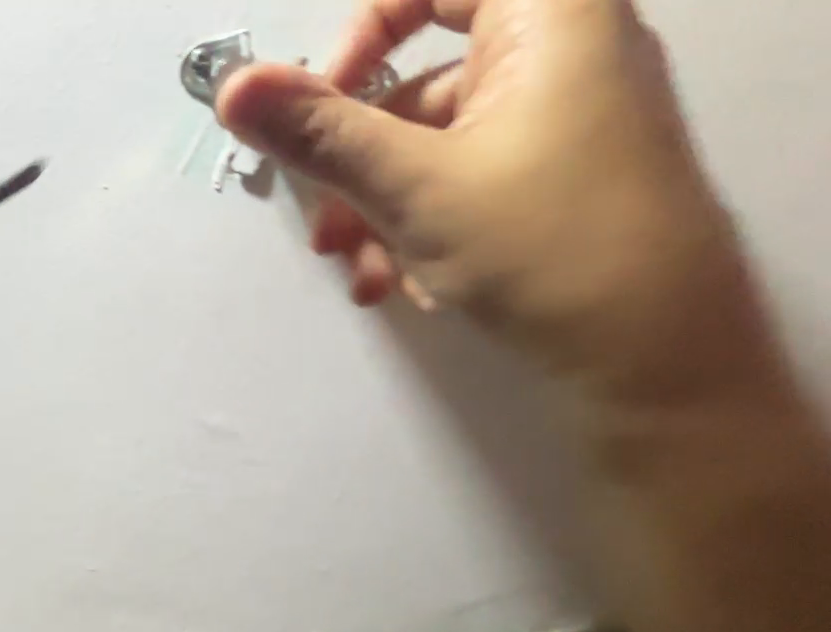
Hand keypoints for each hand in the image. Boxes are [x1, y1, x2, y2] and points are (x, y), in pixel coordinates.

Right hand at [217, 0, 755, 383]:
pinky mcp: (543, 180)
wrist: (649, 348)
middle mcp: (554, 57)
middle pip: (414, 80)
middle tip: (326, 222)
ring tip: (365, 274)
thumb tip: (233, 87)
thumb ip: (318, 134)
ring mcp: (550, 124)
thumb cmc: (542, 242)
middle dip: (354, 162)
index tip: (320, 109)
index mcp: (547, 19)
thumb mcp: (412, 186)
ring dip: (374, 212)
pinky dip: (413, 230)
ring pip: (424, 147)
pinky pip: (453, 184)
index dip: (362, 38)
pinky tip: (404, 283)